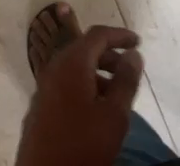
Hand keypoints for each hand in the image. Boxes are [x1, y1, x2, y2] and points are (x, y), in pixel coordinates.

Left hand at [15, 24, 143, 165]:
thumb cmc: (83, 143)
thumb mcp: (114, 115)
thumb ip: (125, 81)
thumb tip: (133, 54)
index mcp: (71, 63)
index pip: (97, 35)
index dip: (119, 35)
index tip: (138, 43)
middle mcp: (54, 67)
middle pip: (84, 49)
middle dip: (109, 55)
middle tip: (130, 71)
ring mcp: (44, 85)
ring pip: (74, 68)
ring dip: (98, 73)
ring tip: (117, 95)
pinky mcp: (41, 104)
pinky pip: (66, 83)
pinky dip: (84, 85)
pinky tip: (96, 108)